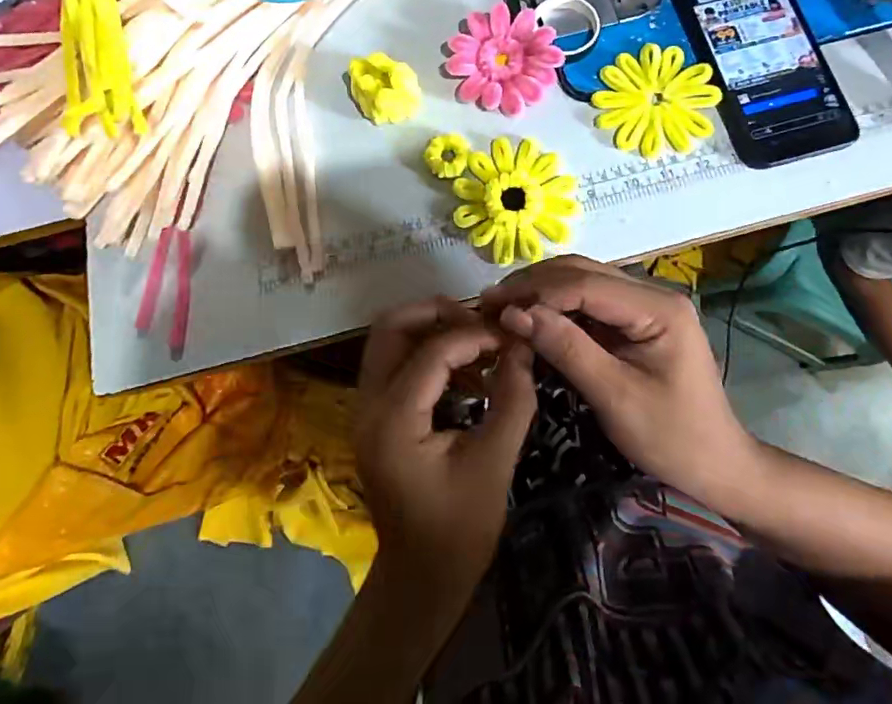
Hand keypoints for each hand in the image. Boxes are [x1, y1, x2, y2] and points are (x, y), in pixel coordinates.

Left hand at [355, 296, 536, 594]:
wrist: (420, 577)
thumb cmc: (459, 529)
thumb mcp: (494, 463)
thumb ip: (512, 399)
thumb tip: (525, 345)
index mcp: (393, 419)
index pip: (434, 350)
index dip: (479, 335)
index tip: (516, 336)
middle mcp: (368, 404)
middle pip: (393, 326)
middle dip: (440, 314)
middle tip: (485, 324)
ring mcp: (366, 409)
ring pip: (391, 340)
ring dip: (434, 331)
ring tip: (482, 345)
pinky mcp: (376, 416)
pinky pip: (397, 363)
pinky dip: (430, 353)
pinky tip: (469, 375)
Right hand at [482, 256, 762, 509]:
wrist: (717, 468)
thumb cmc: (671, 438)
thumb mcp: (615, 396)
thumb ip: (567, 349)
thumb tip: (516, 313)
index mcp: (659, 307)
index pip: (586, 284)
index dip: (536, 292)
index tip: (493, 308)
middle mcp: (655, 294)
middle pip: (584, 273)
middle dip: (535, 285)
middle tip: (489, 305)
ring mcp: (648, 306)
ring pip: (585, 283)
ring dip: (543, 292)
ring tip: (502, 309)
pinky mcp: (638, 323)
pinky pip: (592, 305)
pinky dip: (558, 309)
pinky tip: (531, 320)